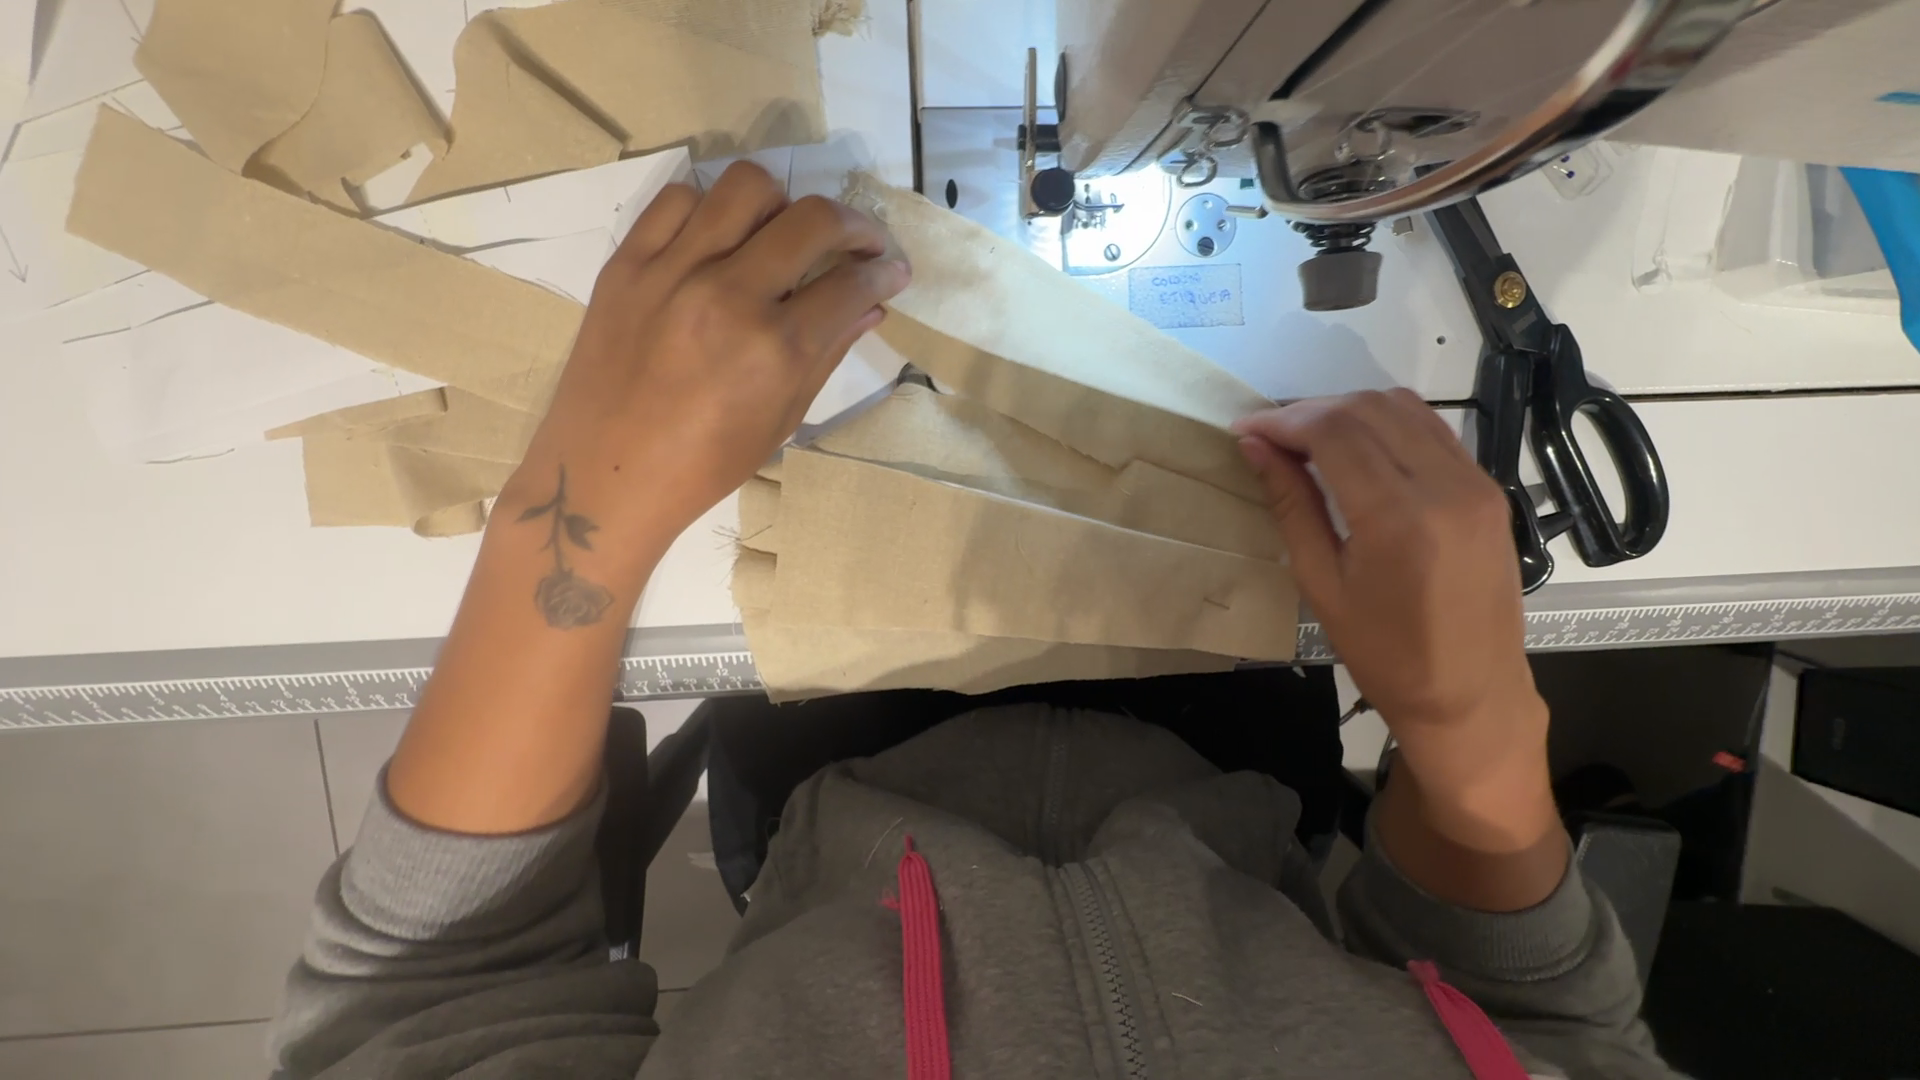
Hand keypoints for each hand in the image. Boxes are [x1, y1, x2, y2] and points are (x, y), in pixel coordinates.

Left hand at [510, 161, 910, 566]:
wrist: (607, 475)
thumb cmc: (706, 464)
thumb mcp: (783, 420)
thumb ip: (829, 353)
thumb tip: (871, 308)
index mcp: (776, 348)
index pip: (851, 284)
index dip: (884, 273)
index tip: (894, 270)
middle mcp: (730, 294)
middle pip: (812, 219)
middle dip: (855, 225)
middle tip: (861, 243)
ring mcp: (674, 270)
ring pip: (747, 187)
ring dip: (785, 204)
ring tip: (785, 234)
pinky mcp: (627, 261)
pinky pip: (679, 199)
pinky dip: (713, 209)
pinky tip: (721, 239)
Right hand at [1234, 392, 1562, 908]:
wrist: (1471, 693)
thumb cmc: (1384, 652)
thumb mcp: (1320, 582)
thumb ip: (1291, 504)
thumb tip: (1255, 446)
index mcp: (1399, 517)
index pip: (1333, 431)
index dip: (1282, 420)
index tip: (1244, 428)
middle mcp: (1446, 485)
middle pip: (1367, 409)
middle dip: (1309, 411)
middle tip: (1268, 436)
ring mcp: (1476, 482)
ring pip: (1402, 407)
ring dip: (1346, 411)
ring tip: (1305, 439)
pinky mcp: (1488, 488)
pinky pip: (1431, 429)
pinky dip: (1384, 423)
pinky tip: (1354, 448)